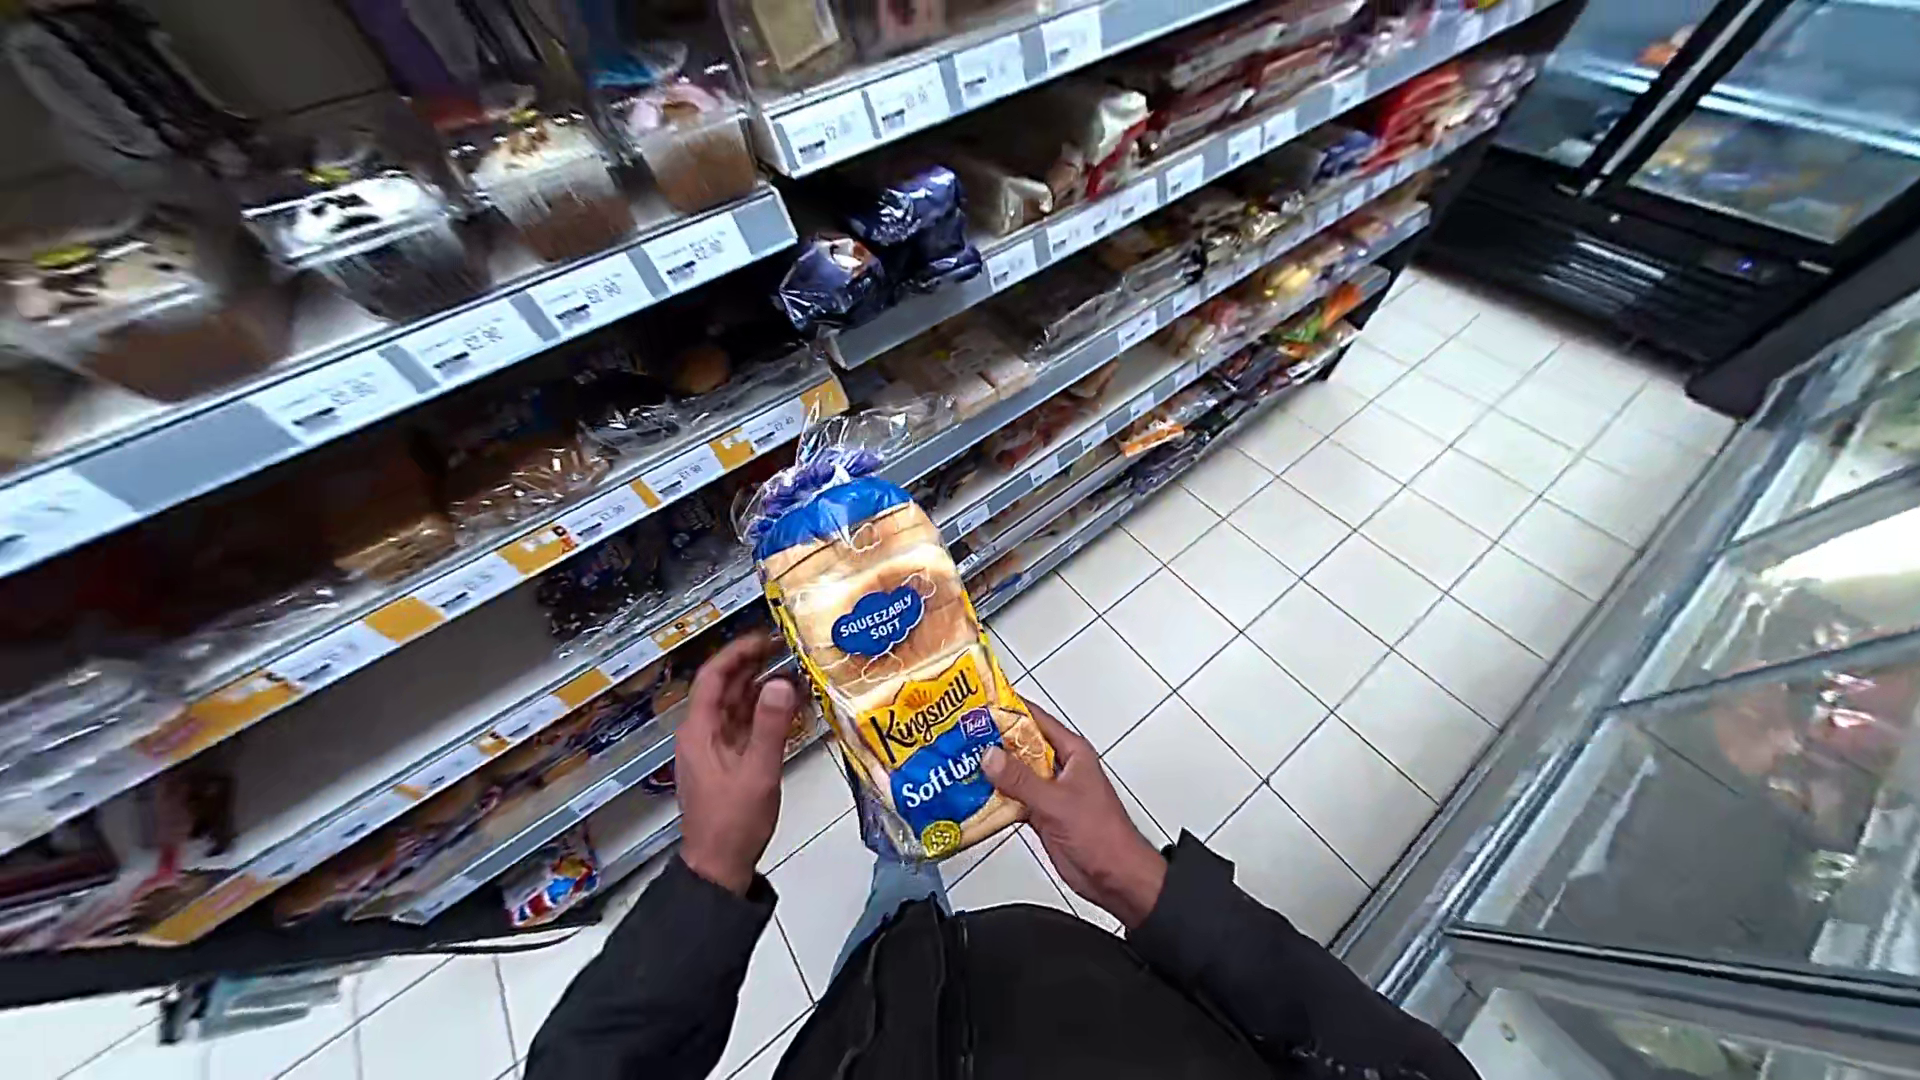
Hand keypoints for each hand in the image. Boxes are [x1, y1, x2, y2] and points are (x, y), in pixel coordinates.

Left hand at [676, 633, 800, 895]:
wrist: (719, 868)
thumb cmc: (733, 823)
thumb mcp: (758, 772)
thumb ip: (771, 726)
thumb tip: (781, 682)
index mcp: (699, 731)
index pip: (713, 677)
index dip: (737, 653)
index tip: (765, 638)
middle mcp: (703, 733)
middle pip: (725, 687)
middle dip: (753, 664)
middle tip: (785, 648)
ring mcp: (715, 746)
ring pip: (737, 704)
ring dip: (762, 686)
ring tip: (793, 671)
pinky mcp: (728, 759)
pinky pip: (745, 723)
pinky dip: (765, 710)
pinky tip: (789, 705)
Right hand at [981, 703, 1165, 928]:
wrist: (1116, 879)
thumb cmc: (1104, 835)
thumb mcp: (1057, 802)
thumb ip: (1021, 780)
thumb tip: (990, 756)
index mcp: (1071, 751)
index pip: (1035, 719)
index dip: (1008, 709)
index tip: (980, 704)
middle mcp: (1059, 766)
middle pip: (1019, 745)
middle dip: (992, 741)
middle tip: (961, 736)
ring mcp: (1049, 790)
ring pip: (1014, 772)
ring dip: (991, 771)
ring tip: (960, 763)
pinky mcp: (1041, 813)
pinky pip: (1012, 798)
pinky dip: (995, 798)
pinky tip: (973, 797)